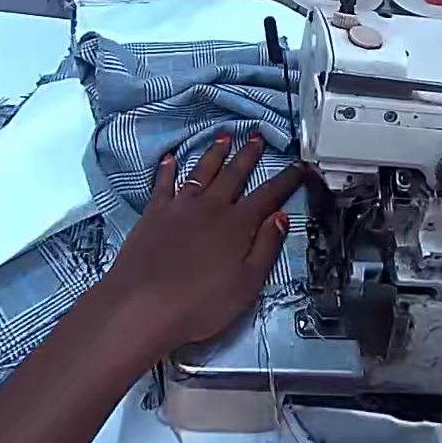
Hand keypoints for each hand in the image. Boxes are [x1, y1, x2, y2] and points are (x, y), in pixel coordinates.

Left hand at [98, 134, 305, 356]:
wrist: (143, 304)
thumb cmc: (199, 304)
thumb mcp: (246, 285)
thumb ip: (265, 248)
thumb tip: (280, 217)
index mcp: (237, 225)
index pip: (268, 195)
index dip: (286, 179)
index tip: (298, 166)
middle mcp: (210, 207)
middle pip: (234, 174)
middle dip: (248, 155)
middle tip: (257, 137)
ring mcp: (180, 206)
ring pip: (202, 171)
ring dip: (215, 153)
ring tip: (223, 137)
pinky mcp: (155, 212)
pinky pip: (164, 183)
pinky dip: (168, 169)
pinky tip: (170, 159)